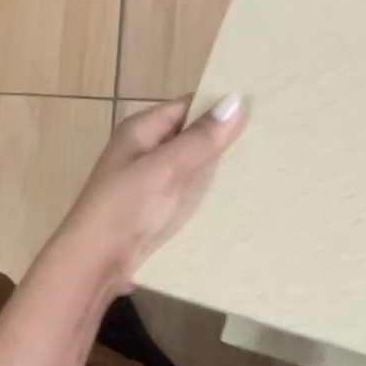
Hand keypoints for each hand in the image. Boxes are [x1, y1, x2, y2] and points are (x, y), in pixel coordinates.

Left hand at [43, 94, 248, 291]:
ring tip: (264, 170)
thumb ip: (200, 138)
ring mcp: (152, 184)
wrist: (96, 264)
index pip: (187, 107)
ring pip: (194, 169)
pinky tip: (240, 203)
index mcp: (141, 132)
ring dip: (220, 172)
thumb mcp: (164, 168)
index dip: (219, 107)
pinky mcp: (159, 212)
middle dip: (224, 141)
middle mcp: (146, 153)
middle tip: (270, 142)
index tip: (260, 110)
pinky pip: (190, 197)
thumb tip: (237, 101)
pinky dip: (211, 199)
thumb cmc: (124, 209)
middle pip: (191, 138)